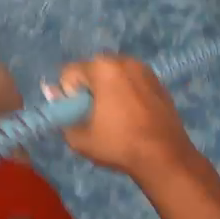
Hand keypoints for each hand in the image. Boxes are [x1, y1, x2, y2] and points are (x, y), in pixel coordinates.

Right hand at [51, 54, 197, 180]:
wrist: (166, 158)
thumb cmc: (119, 145)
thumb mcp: (79, 138)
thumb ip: (61, 114)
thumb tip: (53, 94)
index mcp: (102, 68)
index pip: (69, 73)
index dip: (69, 95)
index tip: (81, 115)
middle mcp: (123, 60)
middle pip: (91, 70)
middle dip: (88, 88)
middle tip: (96, 115)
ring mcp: (143, 69)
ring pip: (112, 74)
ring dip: (107, 88)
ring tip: (115, 116)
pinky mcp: (158, 81)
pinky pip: (131, 81)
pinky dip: (126, 92)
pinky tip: (133, 115)